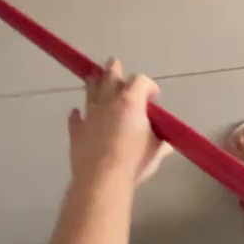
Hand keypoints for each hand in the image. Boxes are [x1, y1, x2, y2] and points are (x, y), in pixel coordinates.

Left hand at [67, 60, 170, 188]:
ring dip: (93, 84)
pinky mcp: (77, 131)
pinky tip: (77, 113)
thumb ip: (162, 141)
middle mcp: (109, 102)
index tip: (153, 96)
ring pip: (90, 91)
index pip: (140, 81)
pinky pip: (75, 118)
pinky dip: (78, 115)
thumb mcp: (157, 150)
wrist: (102, 179)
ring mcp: (90, 115)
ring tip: (93, 78)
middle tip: (114, 65)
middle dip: (114, 70)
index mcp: (131, 102)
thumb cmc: (135, 161)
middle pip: (110, 76)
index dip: (149, 86)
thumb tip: (167, 142)